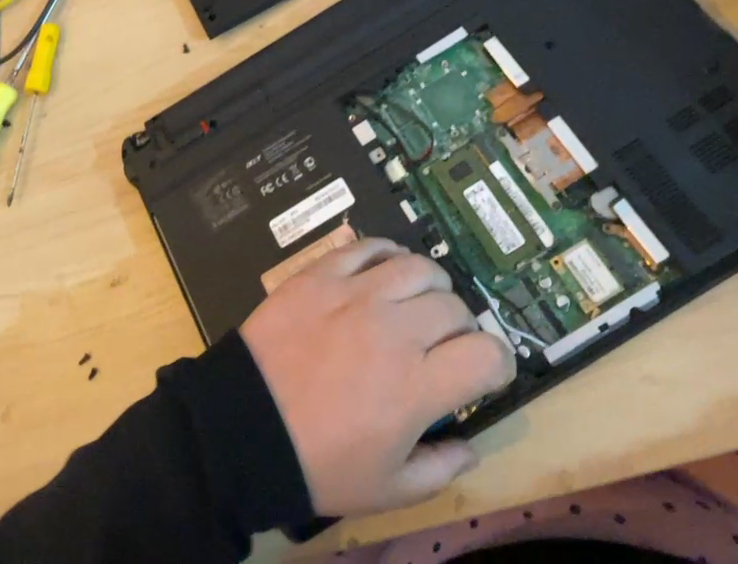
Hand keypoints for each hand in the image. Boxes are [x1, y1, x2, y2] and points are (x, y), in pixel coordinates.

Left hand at [239, 238, 515, 517]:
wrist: (239, 430)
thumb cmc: (315, 464)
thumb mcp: (386, 490)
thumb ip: (440, 470)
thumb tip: (471, 447)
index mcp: (417, 386)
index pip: (488, 354)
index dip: (498, 363)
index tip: (485, 371)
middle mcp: (395, 331)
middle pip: (456, 307)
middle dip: (461, 328)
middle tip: (442, 344)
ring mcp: (355, 296)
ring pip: (419, 268)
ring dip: (430, 286)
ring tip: (418, 303)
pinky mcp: (321, 276)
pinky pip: (367, 247)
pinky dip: (386, 254)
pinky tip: (386, 270)